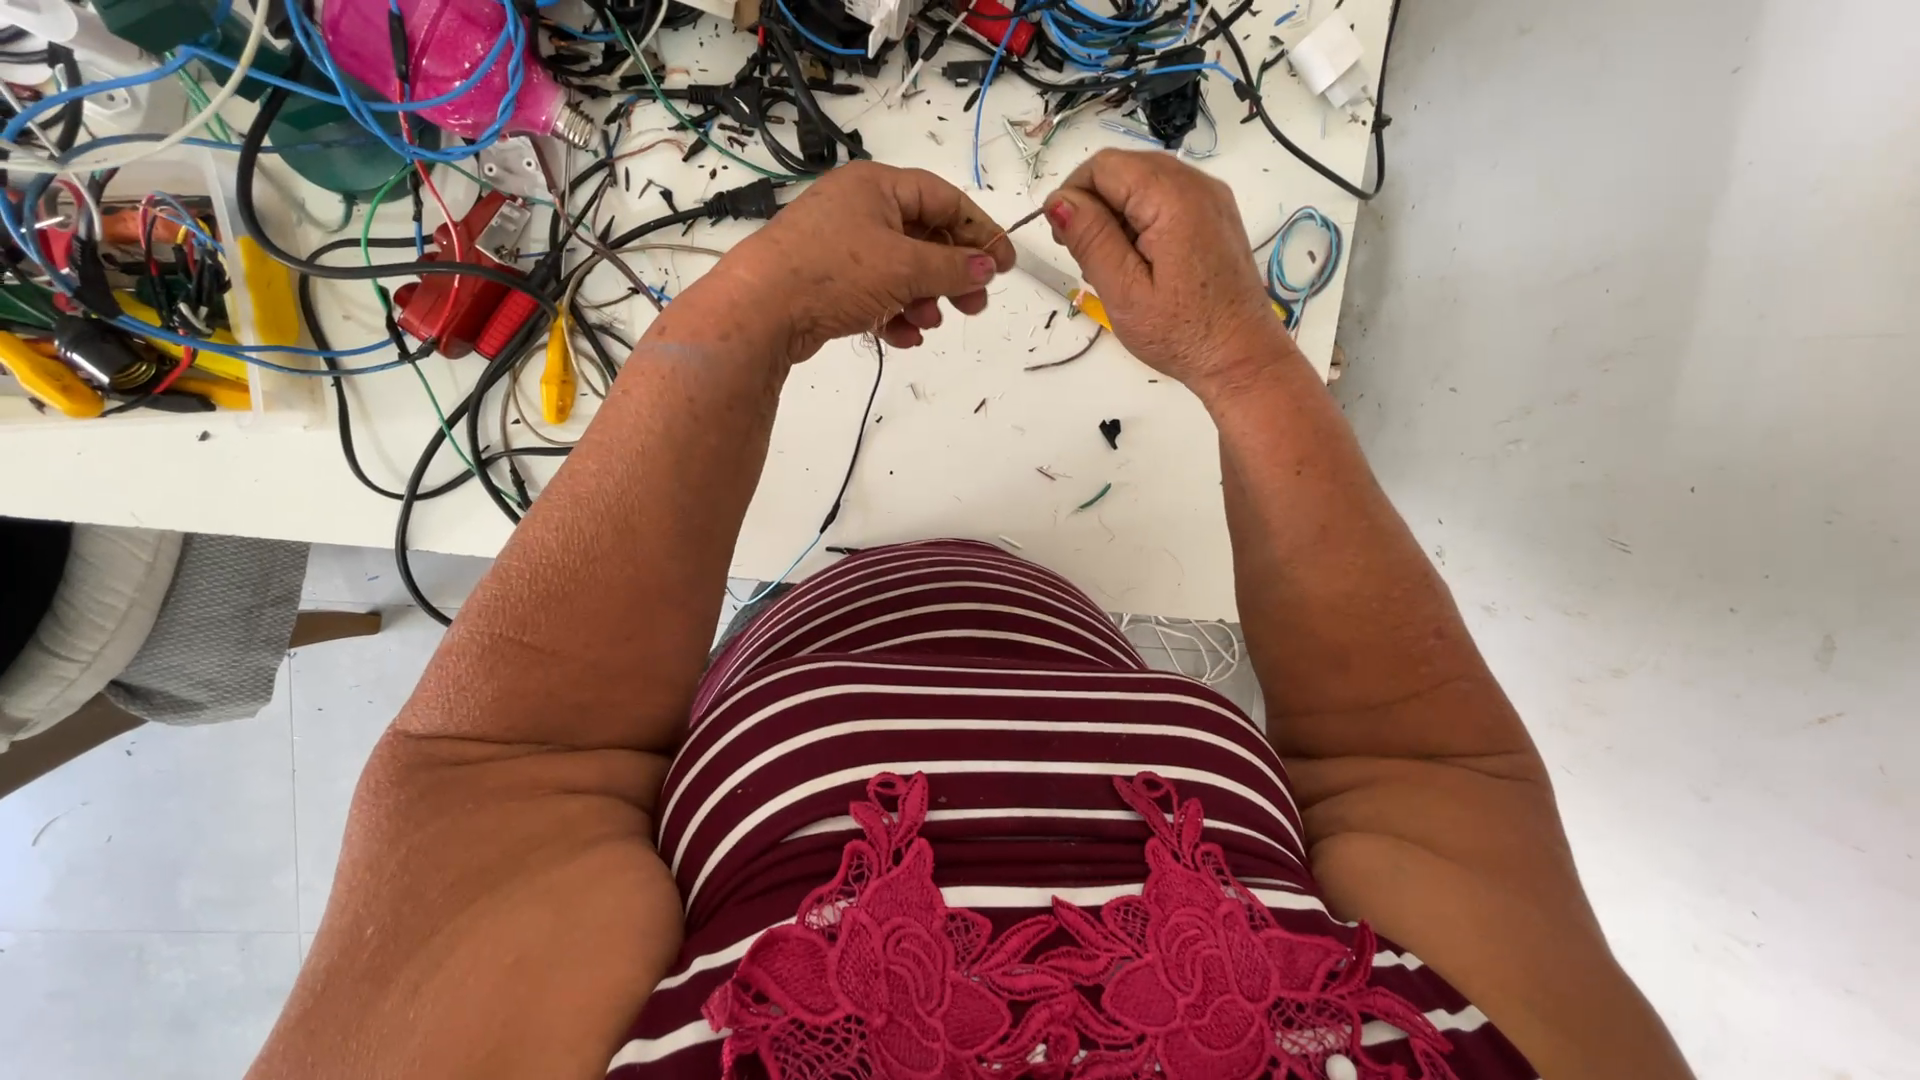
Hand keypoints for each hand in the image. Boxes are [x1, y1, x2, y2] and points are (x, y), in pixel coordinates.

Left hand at [711, 162, 1017, 361]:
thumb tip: (989, 267)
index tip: (1005, 264)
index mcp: (877, 187)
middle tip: (975, 305)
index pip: (943, 199)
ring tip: (931, 323)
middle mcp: (859, 210)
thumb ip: (953, 267)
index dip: (978, 231)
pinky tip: (904, 336)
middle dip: (951, 275)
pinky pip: (876, 293)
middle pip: (924, 238)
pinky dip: (894, 313)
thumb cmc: (834, 272)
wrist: (761, 310)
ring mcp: (841, 247)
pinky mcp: (828, 282)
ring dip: (923, 299)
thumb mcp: (905, 268)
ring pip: (900, 271)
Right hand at [1044, 150, 1295, 401]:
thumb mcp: (1124, 291)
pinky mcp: (1214, 218)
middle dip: (1092, 204)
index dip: (1072, 195)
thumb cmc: (1182, 334)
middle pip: (1124, 169)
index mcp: (1173, 198)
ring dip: (1115, 215)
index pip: (1104, 166)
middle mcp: (1197, 185)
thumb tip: (1058, 199)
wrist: (1240, 357)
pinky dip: (1140, 222)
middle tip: (1082, 257)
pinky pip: (1165, 201)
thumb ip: (1090, 239)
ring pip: (1143, 184)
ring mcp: (1210, 200)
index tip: (1063, 240)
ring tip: (1110, 267)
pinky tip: (1136, 263)